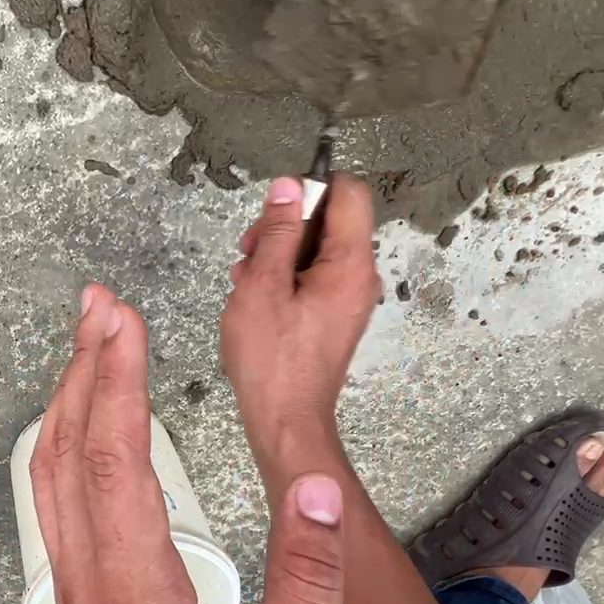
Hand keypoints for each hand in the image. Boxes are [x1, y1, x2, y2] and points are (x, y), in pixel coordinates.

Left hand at [31, 285, 351, 603]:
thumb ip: (312, 590)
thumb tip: (311, 490)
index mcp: (142, 601)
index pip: (117, 469)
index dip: (115, 385)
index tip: (122, 321)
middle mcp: (90, 581)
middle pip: (70, 452)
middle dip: (85, 367)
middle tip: (100, 302)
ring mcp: (70, 582)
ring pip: (51, 468)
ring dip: (68, 393)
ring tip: (91, 333)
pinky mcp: (71, 584)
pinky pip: (54, 492)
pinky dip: (63, 432)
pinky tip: (81, 403)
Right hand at [221, 174, 380, 470]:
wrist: (285, 417)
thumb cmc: (271, 358)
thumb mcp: (262, 284)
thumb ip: (276, 232)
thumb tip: (288, 187)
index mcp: (350, 264)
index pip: (349, 193)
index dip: (310, 188)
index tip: (273, 209)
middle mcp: (359, 278)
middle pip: (330, 222)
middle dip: (285, 227)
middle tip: (248, 250)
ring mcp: (347, 300)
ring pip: (316, 253)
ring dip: (277, 255)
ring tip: (245, 280)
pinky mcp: (333, 319)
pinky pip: (312, 280)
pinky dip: (283, 279)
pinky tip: (255, 299)